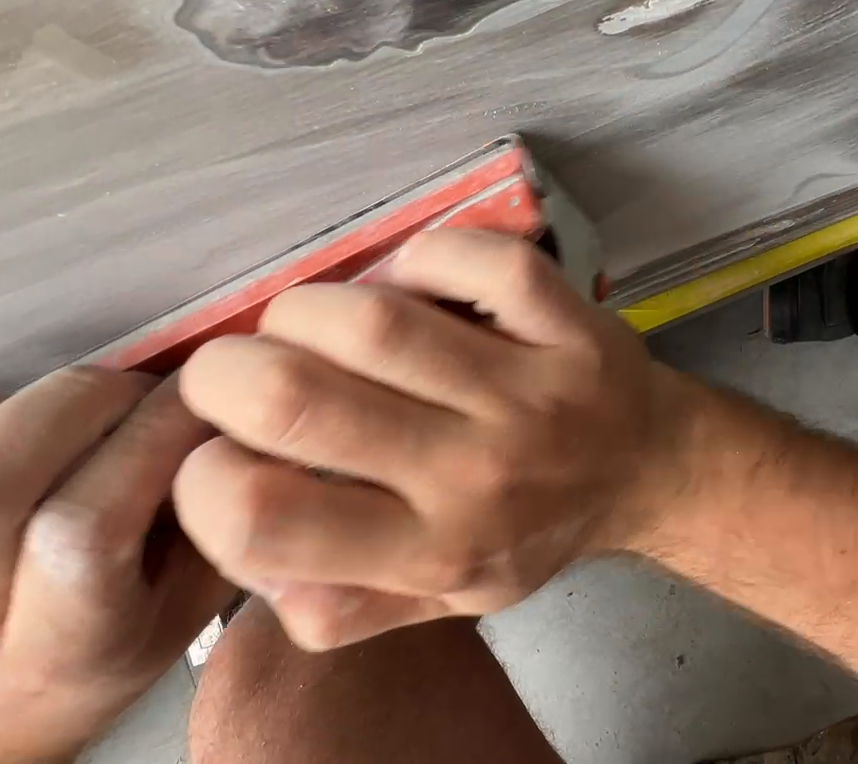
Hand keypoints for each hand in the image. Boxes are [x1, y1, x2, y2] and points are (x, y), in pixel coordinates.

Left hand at [0, 369, 233, 763]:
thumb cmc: (116, 637)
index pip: (82, 530)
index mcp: (68, 644)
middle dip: (73, 405)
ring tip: (42, 419)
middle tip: (132, 391)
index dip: (150, 439)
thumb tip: (240, 425)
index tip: (201, 397)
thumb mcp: (199, 595)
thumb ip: (224, 520)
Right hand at [172, 229, 688, 649]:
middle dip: (230, 370)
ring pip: (376, 322)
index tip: (222, 449)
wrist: (650, 469)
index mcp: (430, 547)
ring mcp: (529, 389)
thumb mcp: (446, 599)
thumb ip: (344, 602)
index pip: (266, 521)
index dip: (206, 477)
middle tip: (244, 365)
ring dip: (310, 306)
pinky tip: (411, 279)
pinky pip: (482, 263)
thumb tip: (247, 552)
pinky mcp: (571, 324)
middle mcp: (474, 471)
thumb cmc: (536, 528)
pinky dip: (425, 256)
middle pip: (301, 400)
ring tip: (312, 319)